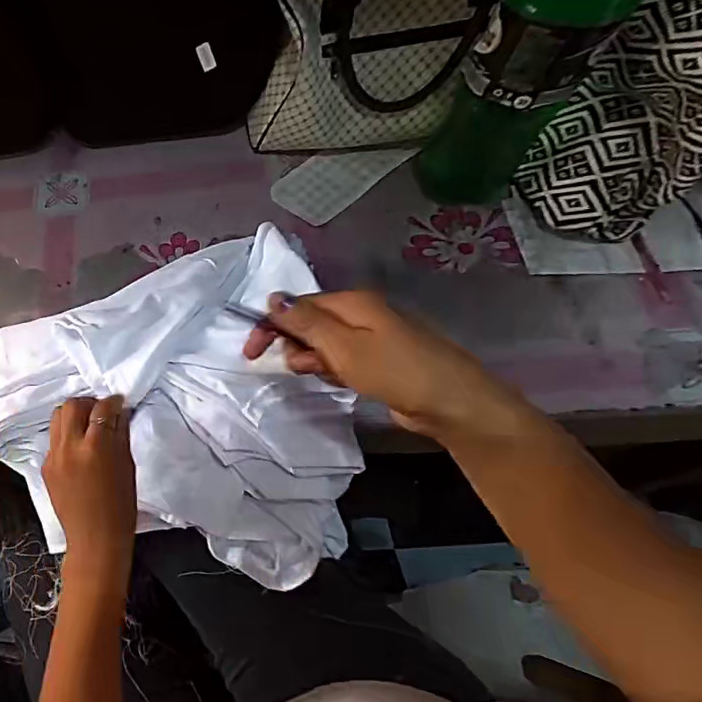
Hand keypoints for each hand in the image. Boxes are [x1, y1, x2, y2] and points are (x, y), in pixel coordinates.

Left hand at [43, 395, 137, 562]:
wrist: (95, 539)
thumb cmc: (120, 507)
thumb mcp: (127, 467)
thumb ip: (120, 436)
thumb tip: (119, 413)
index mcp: (95, 447)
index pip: (101, 408)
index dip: (112, 402)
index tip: (119, 403)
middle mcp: (69, 447)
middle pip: (72, 406)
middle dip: (88, 404)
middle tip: (101, 412)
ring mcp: (53, 457)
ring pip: (57, 418)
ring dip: (73, 416)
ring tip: (87, 426)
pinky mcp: (45, 467)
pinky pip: (54, 440)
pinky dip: (66, 436)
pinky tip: (78, 449)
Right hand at [243, 290, 541, 444]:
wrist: (451, 403)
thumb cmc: (395, 370)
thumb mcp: (343, 346)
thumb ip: (305, 322)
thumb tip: (273, 298)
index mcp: (351, 303)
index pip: (297, 305)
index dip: (271, 326)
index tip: (251, 353)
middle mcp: (358, 314)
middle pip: (307, 324)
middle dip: (296, 347)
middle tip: (306, 368)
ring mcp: (368, 338)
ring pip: (320, 346)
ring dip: (314, 362)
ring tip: (329, 376)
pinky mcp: (374, 360)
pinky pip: (338, 360)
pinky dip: (331, 371)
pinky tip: (341, 382)